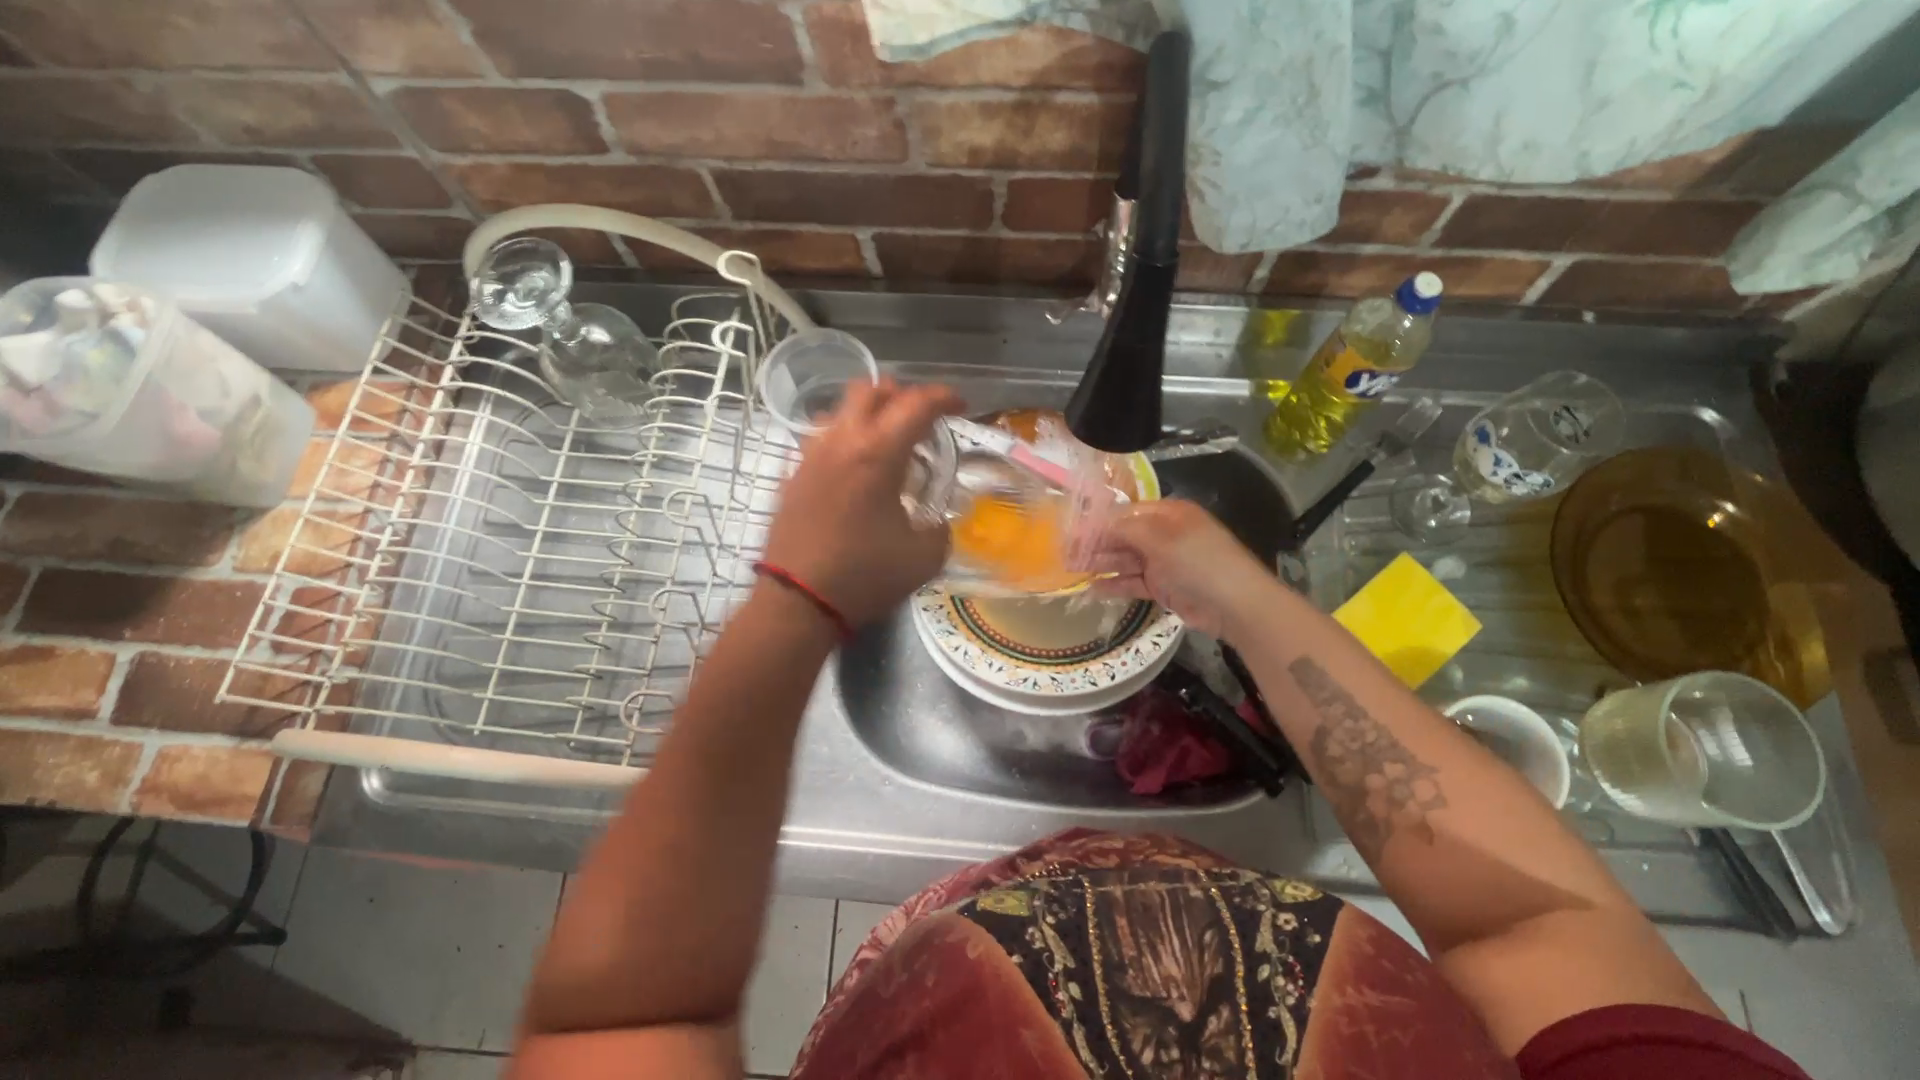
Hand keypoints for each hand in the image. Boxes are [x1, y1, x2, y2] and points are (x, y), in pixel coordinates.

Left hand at [762, 378, 962, 624]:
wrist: (798, 601)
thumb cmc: (864, 576)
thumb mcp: (924, 557)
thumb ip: (940, 529)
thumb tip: (937, 521)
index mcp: (878, 454)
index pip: (916, 404)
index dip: (945, 397)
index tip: (961, 408)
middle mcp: (841, 442)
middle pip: (871, 390)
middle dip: (902, 394)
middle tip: (922, 419)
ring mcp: (810, 456)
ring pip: (840, 410)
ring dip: (869, 414)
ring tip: (886, 441)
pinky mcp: (792, 476)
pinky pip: (821, 440)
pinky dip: (845, 441)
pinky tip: (855, 470)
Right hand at [1087, 499, 1276, 639]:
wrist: (1236, 604)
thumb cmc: (1199, 562)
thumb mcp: (1161, 539)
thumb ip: (1125, 530)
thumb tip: (1094, 524)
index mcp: (1168, 514)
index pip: (1125, 513)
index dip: (1097, 522)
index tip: (1070, 532)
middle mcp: (1165, 535)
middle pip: (1122, 535)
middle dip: (1094, 543)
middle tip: (1064, 554)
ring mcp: (1164, 562)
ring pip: (1125, 559)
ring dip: (1100, 564)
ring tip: (1071, 570)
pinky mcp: (1164, 587)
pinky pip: (1133, 582)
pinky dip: (1114, 584)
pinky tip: (1092, 589)